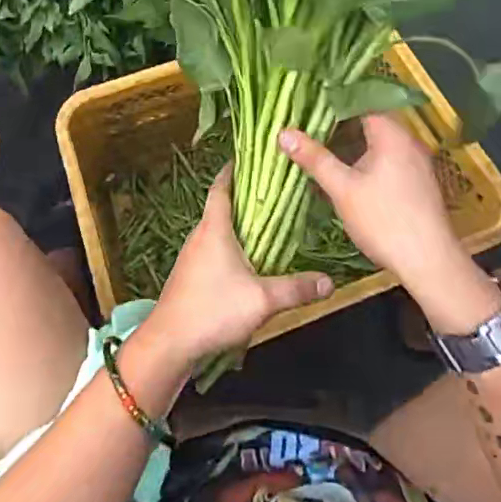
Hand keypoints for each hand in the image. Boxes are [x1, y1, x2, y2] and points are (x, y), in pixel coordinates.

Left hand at [143, 167, 334, 365]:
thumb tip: (329, 282)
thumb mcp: (262, 299)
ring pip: (217, 231)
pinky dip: (231, 247)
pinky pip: (213, 251)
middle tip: (272, 193)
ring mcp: (192, 256)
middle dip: (244, 198)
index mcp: (214, 228)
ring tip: (266, 226)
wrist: (170, 342)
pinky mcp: (190, 276)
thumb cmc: (213, 309)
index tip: (249, 159)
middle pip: (220, 207)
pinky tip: (248, 263)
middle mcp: (200, 235)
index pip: (221, 187)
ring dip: (237, 226)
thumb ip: (296, 289)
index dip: (233, 171)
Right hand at [279, 115, 500, 331]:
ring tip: (317, 149)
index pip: (359, 102)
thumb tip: (283, 132)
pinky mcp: (415, 181)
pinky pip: (385, 158)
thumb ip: (314, 158)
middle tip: (305, 127)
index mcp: (391, 134)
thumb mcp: (342, 188)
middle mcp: (407, 141)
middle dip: (336, 125)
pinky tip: (342, 174)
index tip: (305, 105)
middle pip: (367, 121)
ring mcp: (414, 162)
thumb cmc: (384, 220)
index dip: (331, 102)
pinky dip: (363, 159)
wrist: (430, 263)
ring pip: (375, 142)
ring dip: (349, 145)